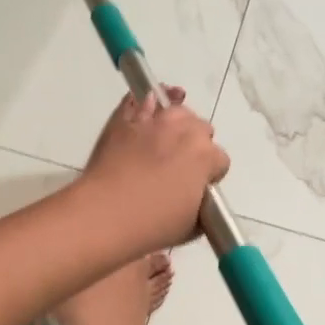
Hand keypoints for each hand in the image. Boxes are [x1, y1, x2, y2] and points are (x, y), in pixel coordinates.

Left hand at [79, 87, 229, 252]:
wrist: (104, 214)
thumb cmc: (152, 225)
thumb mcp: (192, 226)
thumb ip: (201, 203)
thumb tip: (196, 195)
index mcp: (205, 156)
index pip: (220, 160)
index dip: (210, 174)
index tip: (197, 187)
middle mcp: (184, 130)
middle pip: (201, 130)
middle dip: (195, 146)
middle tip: (179, 167)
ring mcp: (153, 121)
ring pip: (176, 110)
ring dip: (176, 122)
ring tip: (168, 136)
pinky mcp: (125, 118)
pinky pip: (142, 98)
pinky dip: (148, 100)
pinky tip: (149, 102)